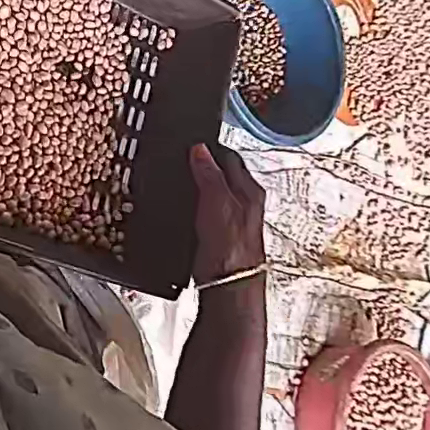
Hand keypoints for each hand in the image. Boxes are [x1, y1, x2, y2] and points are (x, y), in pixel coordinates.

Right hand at [189, 142, 264, 283]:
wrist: (228, 288)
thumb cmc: (230, 249)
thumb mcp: (217, 203)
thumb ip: (210, 174)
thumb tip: (200, 150)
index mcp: (249, 190)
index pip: (228, 156)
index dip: (209, 147)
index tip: (191, 141)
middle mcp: (243, 203)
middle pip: (222, 174)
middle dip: (204, 164)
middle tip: (183, 156)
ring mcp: (231, 220)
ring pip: (213, 192)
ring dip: (198, 184)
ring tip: (180, 177)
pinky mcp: (217, 235)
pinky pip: (205, 210)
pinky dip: (194, 203)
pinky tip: (183, 206)